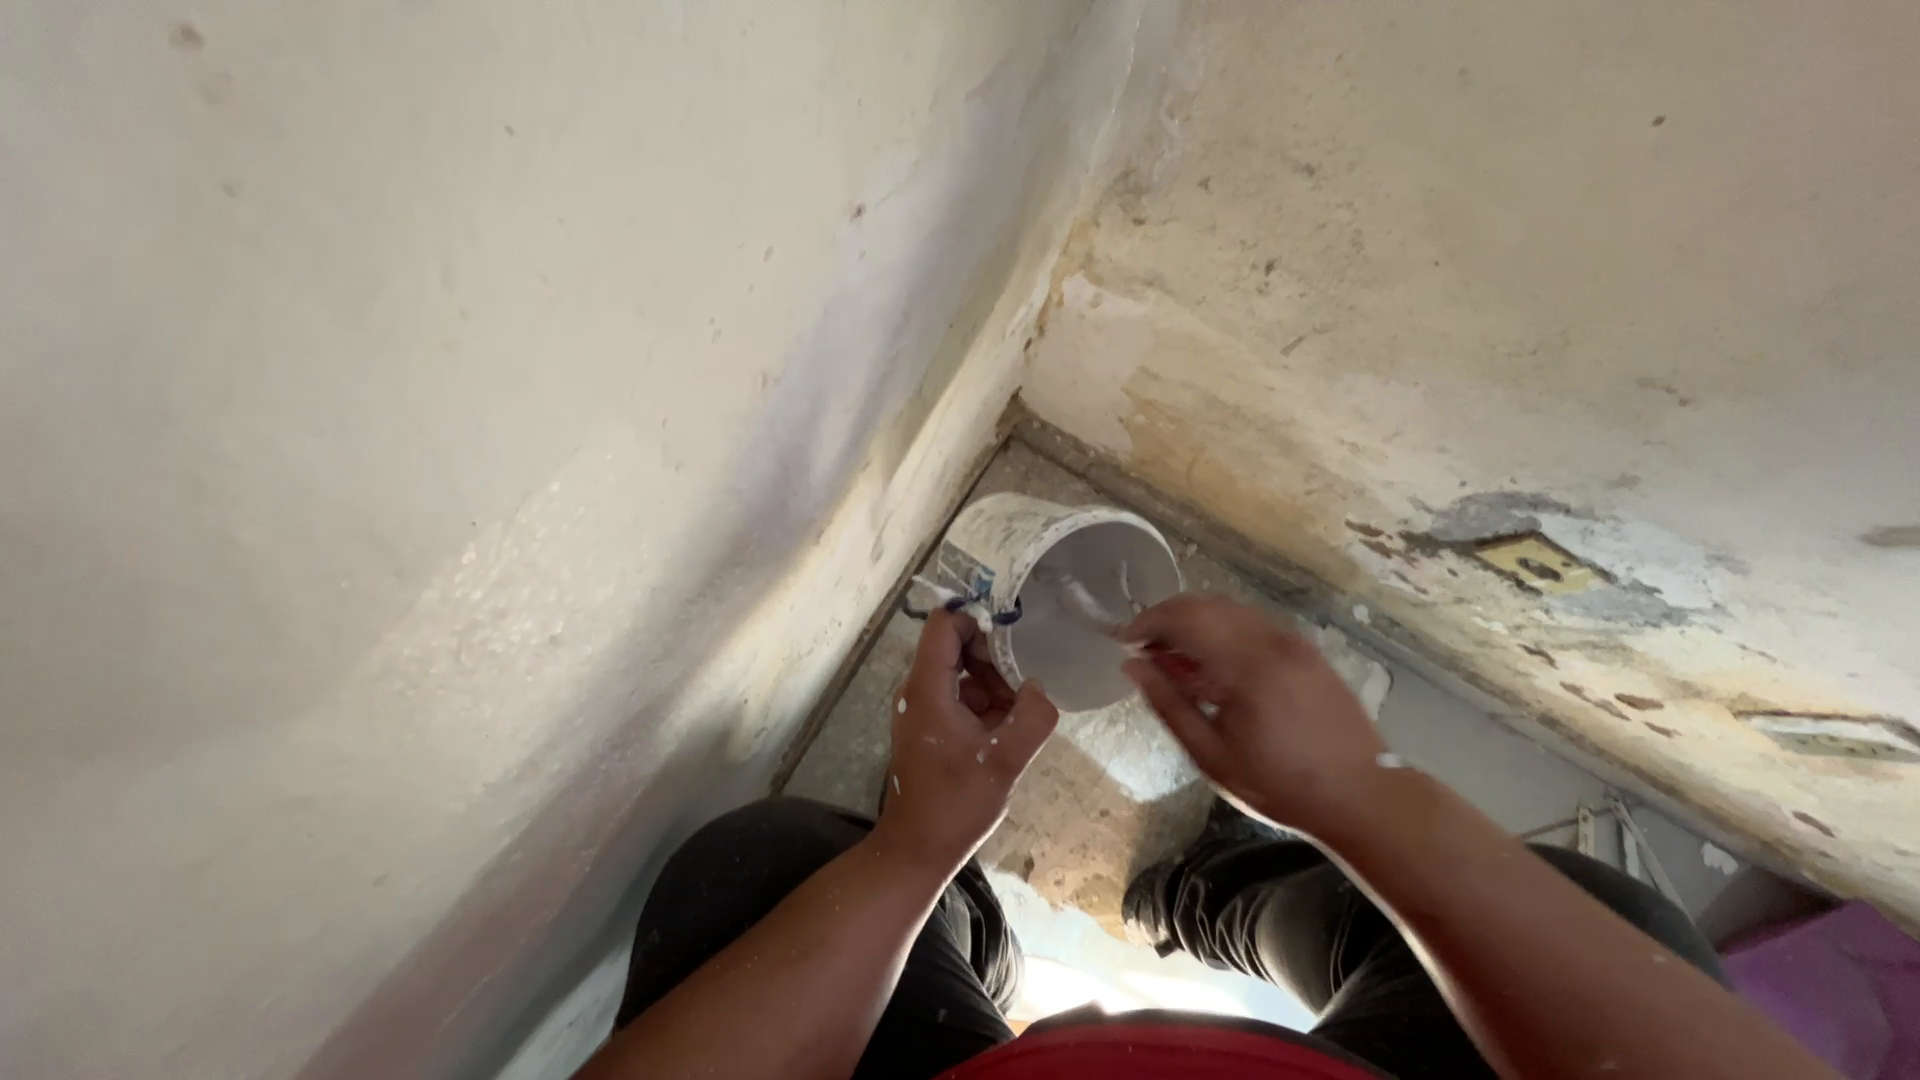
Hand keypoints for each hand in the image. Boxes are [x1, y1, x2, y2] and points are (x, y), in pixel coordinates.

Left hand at [874, 610, 1059, 873]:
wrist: (918, 848)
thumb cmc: (956, 804)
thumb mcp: (1005, 761)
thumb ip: (1031, 717)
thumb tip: (1038, 688)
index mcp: (927, 688)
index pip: (945, 624)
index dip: (978, 622)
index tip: (1012, 643)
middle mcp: (919, 690)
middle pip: (956, 646)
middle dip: (994, 660)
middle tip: (1022, 690)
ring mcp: (923, 709)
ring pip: (963, 673)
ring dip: (995, 687)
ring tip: (1018, 719)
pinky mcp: (931, 727)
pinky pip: (962, 697)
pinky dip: (986, 706)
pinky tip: (1006, 734)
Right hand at [1120, 595, 1387, 835]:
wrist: (1364, 796)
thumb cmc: (1281, 785)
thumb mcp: (1212, 756)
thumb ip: (1169, 705)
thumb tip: (1132, 665)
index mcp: (1247, 666)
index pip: (1184, 619)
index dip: (1147, 622)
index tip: (1123, 640)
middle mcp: (1272, 640)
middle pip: (1205, 605)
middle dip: (1166, 618)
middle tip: (1144, 649)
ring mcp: (1294, 641)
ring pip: (1229, 610)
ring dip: (1194, 622)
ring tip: (1175, 659)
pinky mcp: (1307, 649)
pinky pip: (1252, 623)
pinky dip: (1222, 630)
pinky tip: (1214, 664)